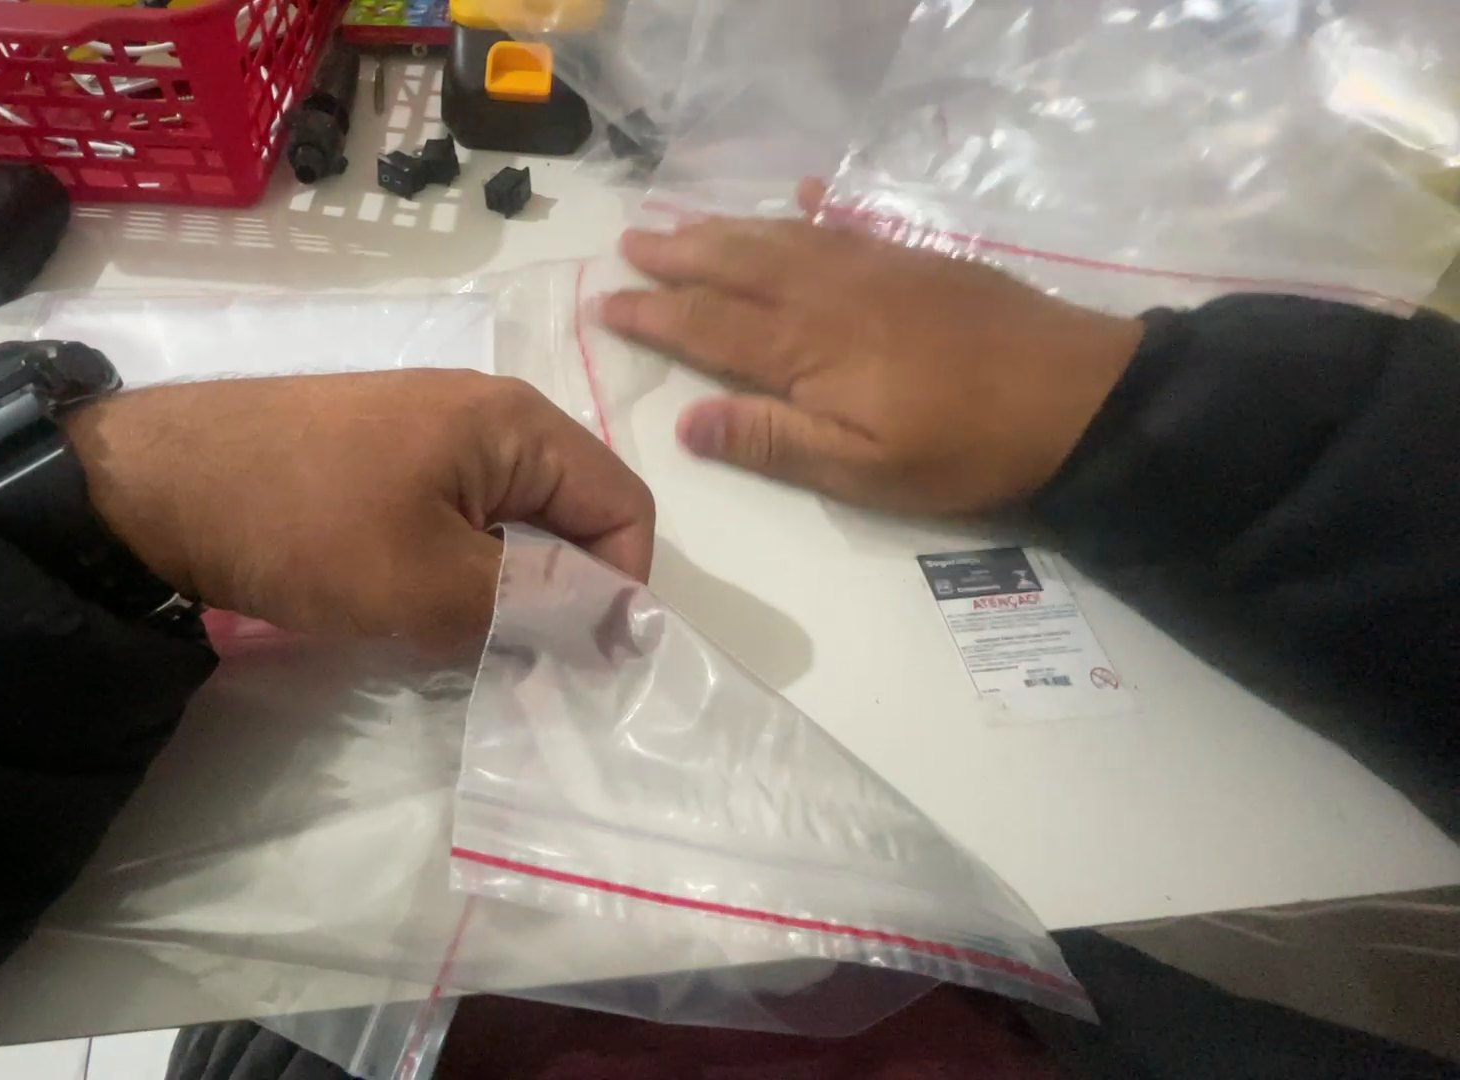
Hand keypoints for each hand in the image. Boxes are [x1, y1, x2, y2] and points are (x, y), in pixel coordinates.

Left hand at [64, 370, 654, 643]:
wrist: (161, 483)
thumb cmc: (306, 524)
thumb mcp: (434, 580)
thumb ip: (540, 601)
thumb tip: (623, 620)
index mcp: (518, 425)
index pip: (623, 506)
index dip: (622, 586)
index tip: (582, 656)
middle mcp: (491, 417)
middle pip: (572, 513)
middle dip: (561, 591)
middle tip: (515, 658)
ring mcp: (437, 434)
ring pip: (517, 522)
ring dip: (508, 586)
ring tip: (456, 634)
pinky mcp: (394, 457)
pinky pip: (465, 518)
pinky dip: (464, 569)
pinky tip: (418, 602)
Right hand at [599, 181, 1145, 515]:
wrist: (1080, 398)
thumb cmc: (959, 448)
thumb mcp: (858, 469)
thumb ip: (770, 441)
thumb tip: (686, 423)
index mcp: (806, 346)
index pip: (706, 323)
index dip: (651, 312)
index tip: (605, 302)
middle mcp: (826, 291)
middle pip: (734, 263)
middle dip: (675, 253)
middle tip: (628, 242)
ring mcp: (872, 265)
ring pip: (779, 235)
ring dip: (722, 228)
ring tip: (680, 223)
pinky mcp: (911, 258)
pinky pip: (844, 220)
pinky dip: (809, 206)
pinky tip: (795, 193)